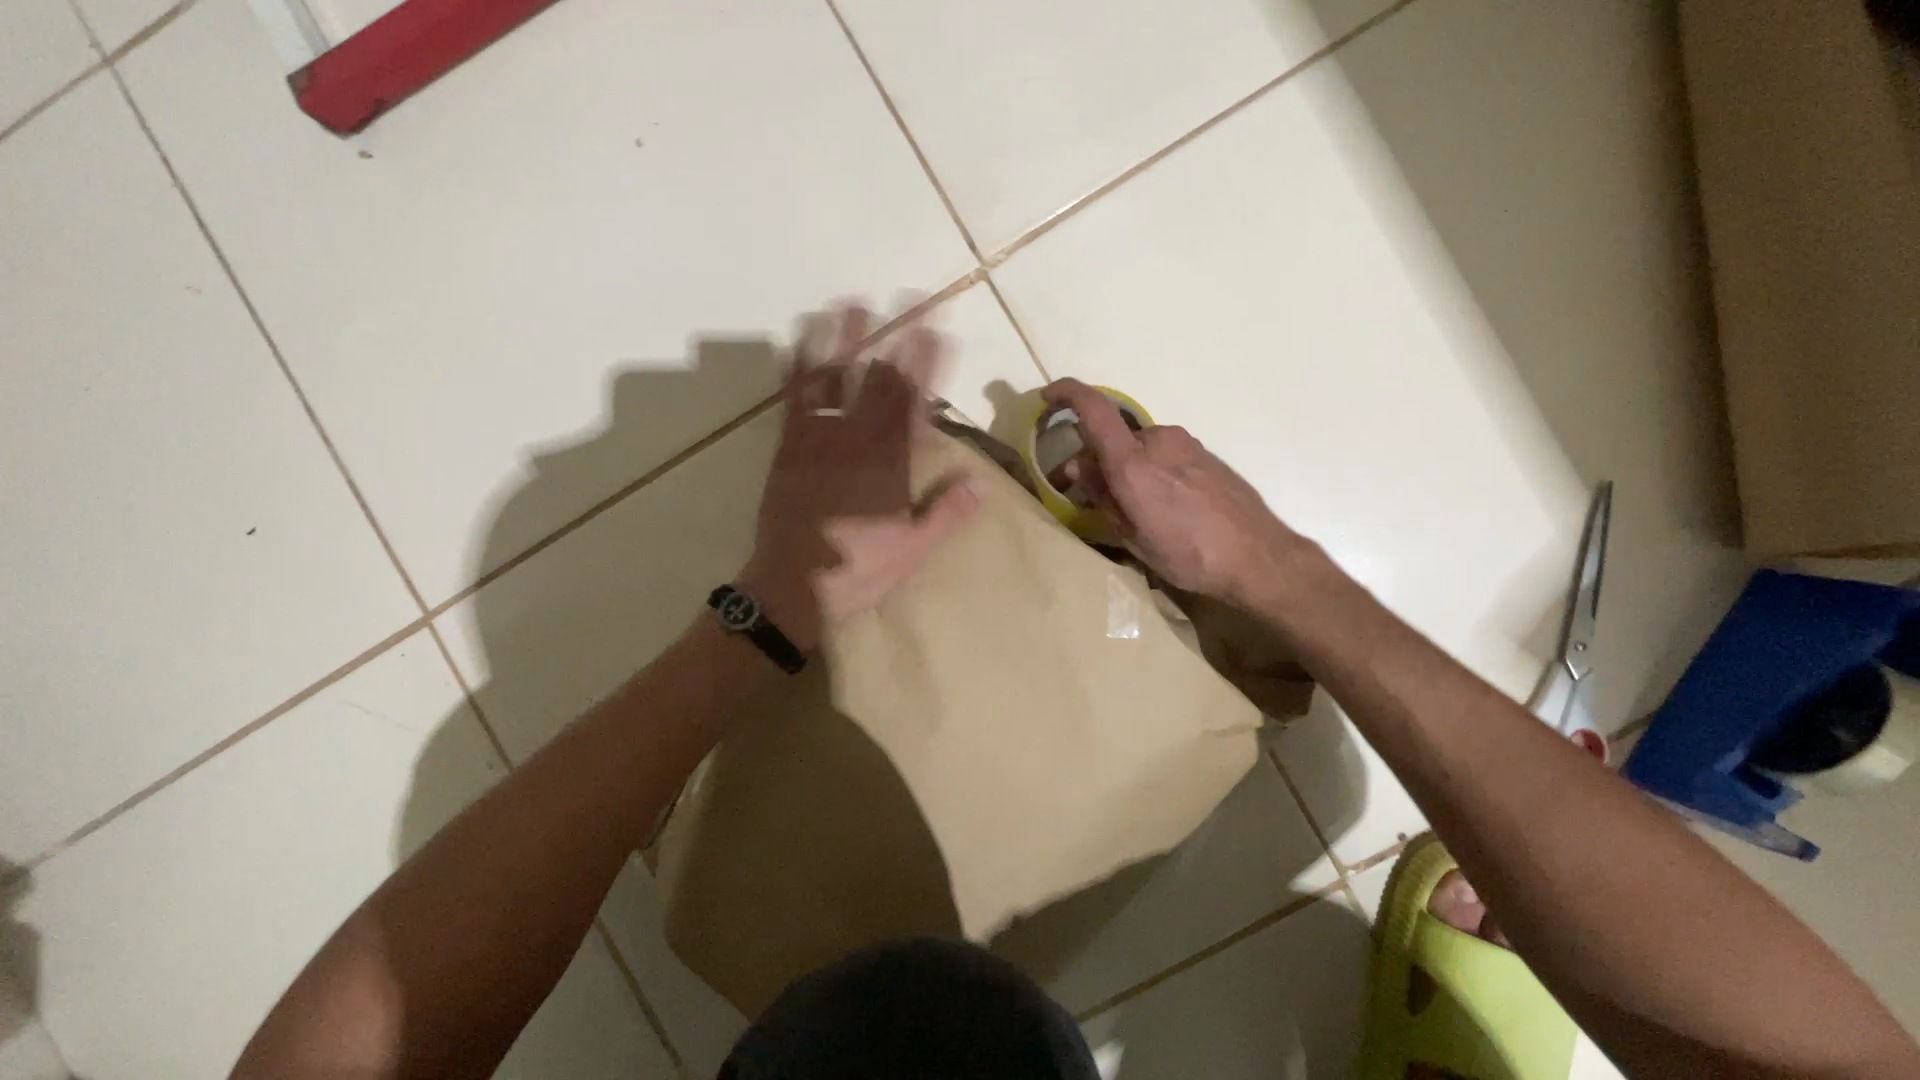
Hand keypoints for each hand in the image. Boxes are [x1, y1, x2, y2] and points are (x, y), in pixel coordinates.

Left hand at [739, 303, 980, 651]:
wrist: (792, 589)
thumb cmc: (857, 570)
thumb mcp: (913, 550)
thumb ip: (946, 512)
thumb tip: (980, 480)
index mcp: (891, 466)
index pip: (916, 405)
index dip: (928, 365)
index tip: (939, 331)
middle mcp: (856, 442)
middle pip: (881, 381)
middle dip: (897, 337)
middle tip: (907, 298)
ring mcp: (818, 440)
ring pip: (835, 381)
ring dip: (845, 340)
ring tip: (852, 302)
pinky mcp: (788, 448)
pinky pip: (794, 401)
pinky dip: (797, 369)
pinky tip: (798, 341)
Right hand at [1041, 378, 1300, 603]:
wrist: (1258, 556)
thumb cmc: (1188, 555)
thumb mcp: (1133, 536)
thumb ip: (1102, 495)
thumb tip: (1077, 464)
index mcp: (1132, 463)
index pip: (1093, 409)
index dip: (1066, 393)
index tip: (1048, 398)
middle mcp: (1158, 442)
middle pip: (1116, 438)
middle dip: (1102, 460)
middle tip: (1101, 497)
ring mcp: (1186, 444)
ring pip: (1142, 448)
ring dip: (1132, 469)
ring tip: (1142, 511)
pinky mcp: (1205, 454)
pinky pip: (1166, 455)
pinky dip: (1155, 472)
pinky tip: (1170, 508)